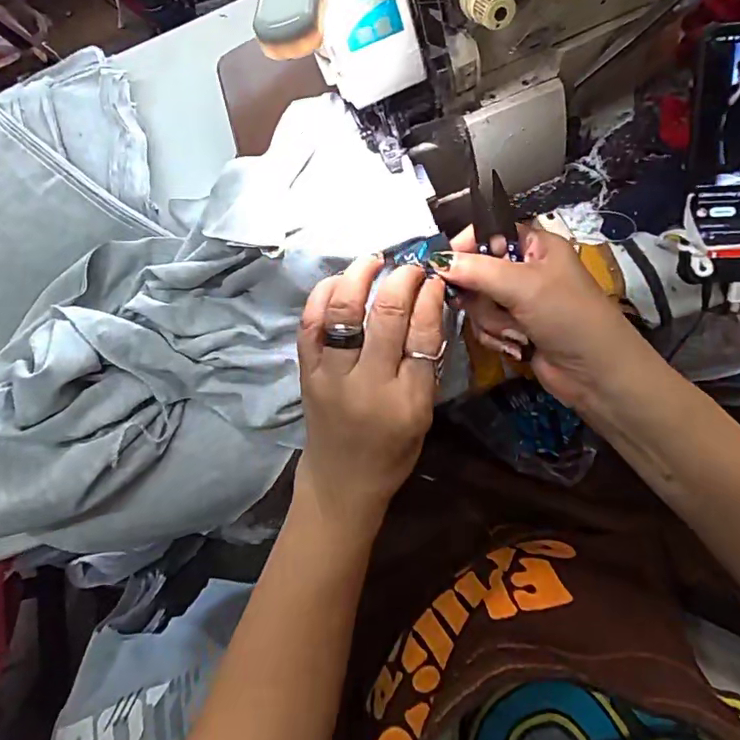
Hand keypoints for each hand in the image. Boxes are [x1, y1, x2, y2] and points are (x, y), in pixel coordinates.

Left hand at [295, 256, 446, 533]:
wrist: (341, 479)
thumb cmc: (391, 450)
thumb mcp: (423, 413)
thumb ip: (426, 364)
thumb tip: (429, 304)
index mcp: (407, 400)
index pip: (423, 336)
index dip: (430, 298)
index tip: (434, 277)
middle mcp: (367, 384)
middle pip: (385, 317)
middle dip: (401, 281)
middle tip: (410, 265)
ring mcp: (330, 375)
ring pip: (342, 314)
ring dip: (358, 278)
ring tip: (373, 261)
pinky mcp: (306, 371)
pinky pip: (309, 325)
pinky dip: (322, 296)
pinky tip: (337, 280)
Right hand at [432, 225, 649, 412]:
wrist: (597, 374)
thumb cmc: (568, 317)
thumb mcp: (523, 286)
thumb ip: (477, 270)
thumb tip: (436, 261)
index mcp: (535, 245)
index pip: (487, 233)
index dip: (465, 247)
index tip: (446, 265)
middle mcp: (524, 269)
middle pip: (474, 271)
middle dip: (482, 296)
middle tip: (495, 306)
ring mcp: (517, 300)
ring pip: (476, 302)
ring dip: (492, 321)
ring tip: (518, 332)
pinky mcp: (512, 327)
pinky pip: (483, 325)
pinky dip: (496, 337)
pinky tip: (518, 346)